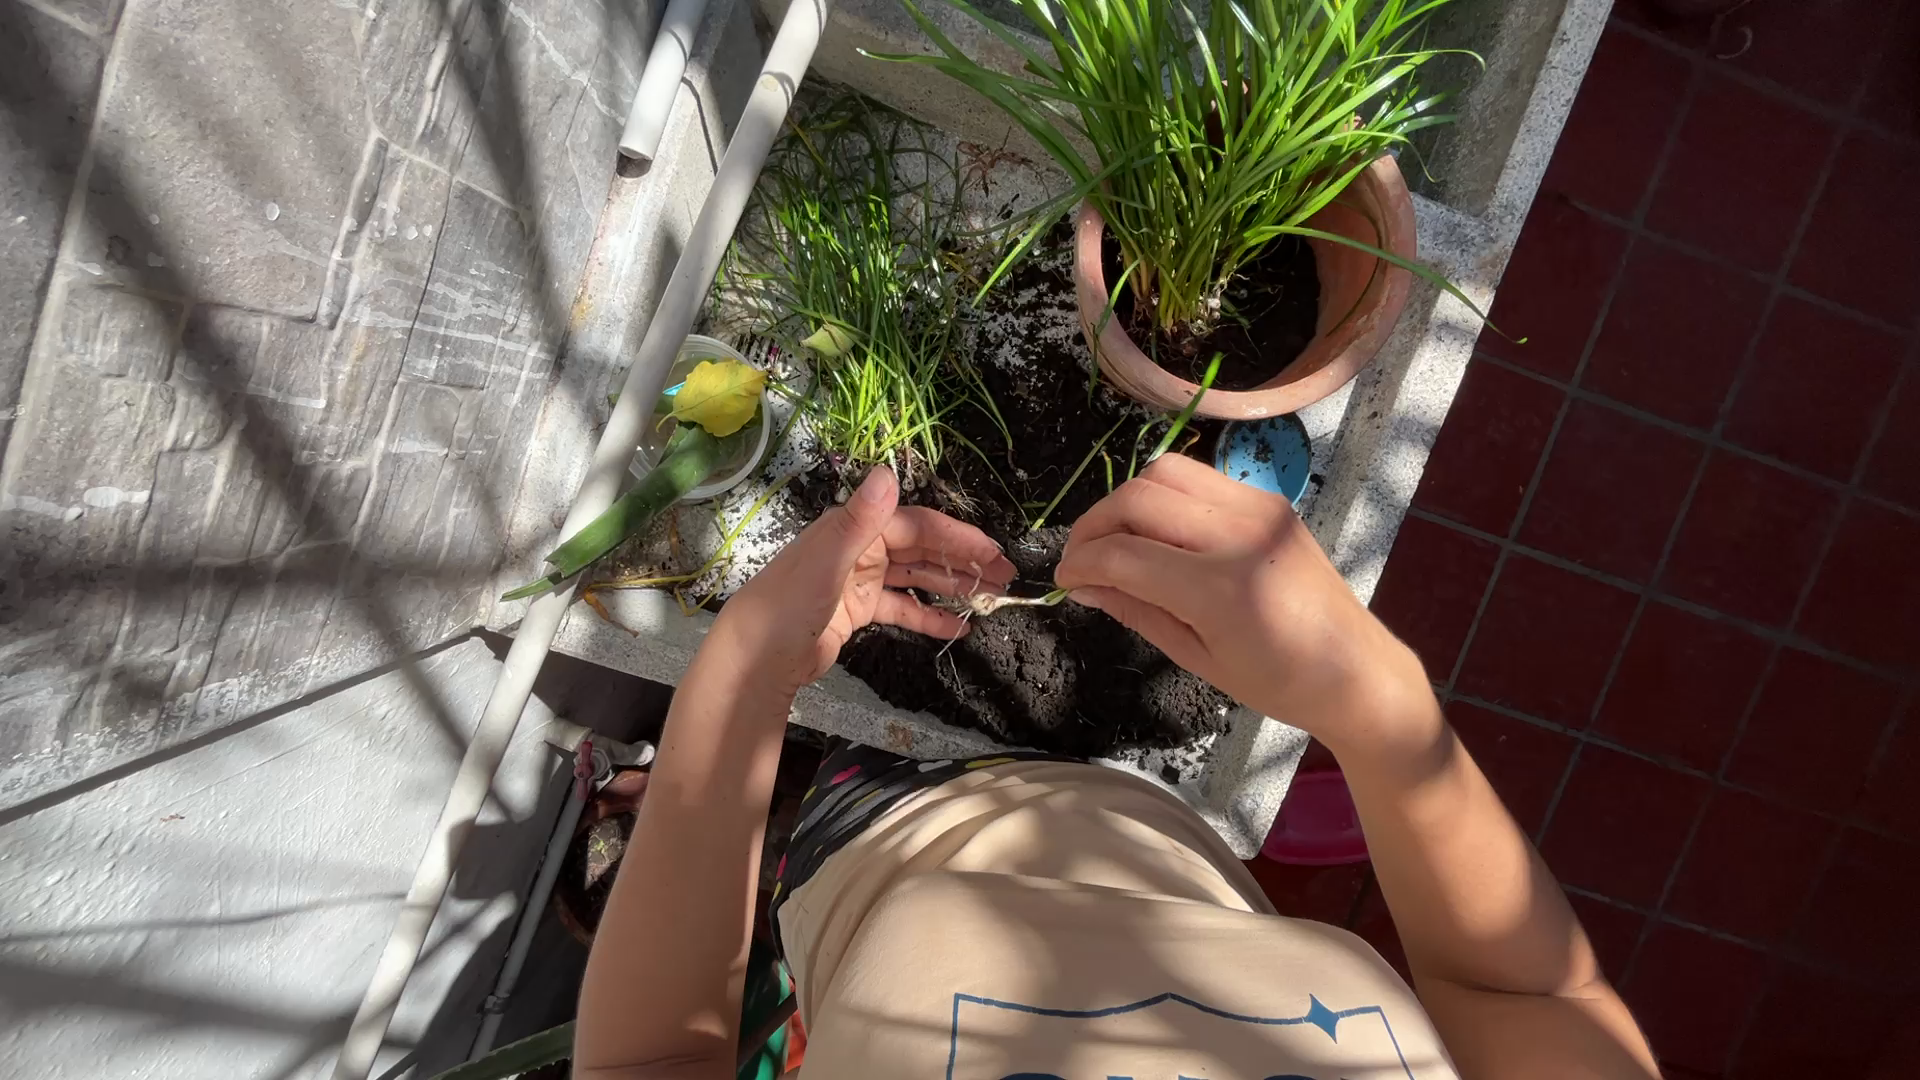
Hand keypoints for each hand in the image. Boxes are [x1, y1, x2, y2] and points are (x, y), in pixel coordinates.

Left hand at [712, 468, 1015, 695]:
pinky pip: (902, 609)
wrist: (757, 659)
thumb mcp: (827, 560)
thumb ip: (860, 519)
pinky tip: (956, 629)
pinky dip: (928, 617)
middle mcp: (862, 549)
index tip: (992, 552)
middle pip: (923, 550)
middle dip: (964, 561)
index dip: (957, 537)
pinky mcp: (859, 611)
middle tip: (1004, 577)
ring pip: (917, 578)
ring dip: (952, 587)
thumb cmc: (789, 605)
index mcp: (856, 529)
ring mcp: (861, 581)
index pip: (918, 526)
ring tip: (989, 600)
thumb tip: (888, 471)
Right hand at [1053, 454, 1430, 748]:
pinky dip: (1160, 496)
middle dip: (1093, 525)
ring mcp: (1257, 508)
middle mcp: (1240, 533)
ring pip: (1164, 471)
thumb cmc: (1276, 682)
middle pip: (1138, 497)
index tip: (1062, 578)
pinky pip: (1195, 478)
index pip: (1124, 554)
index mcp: (1223, 589)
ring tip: (1113, 539)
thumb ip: (1134, 609)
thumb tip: (1081, 585)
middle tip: (1079, 558)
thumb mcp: (1194, 657)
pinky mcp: (1265, 499)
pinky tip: (1156, 532)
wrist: (1355, 669)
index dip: (1080, 562)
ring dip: (1124, 500)